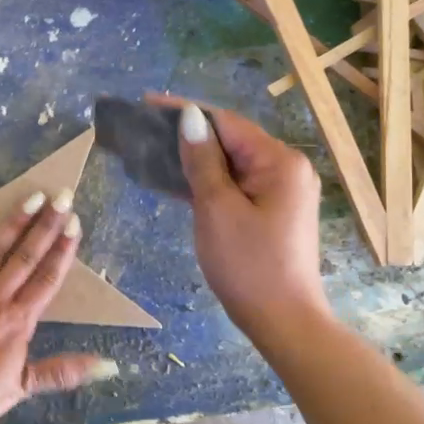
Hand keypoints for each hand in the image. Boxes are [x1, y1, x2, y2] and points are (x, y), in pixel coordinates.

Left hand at [0, 190, 119, 423]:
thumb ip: (64, 371)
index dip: (63, 250)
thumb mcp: (24, 386)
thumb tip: (110, 366)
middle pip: (25, 256)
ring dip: (13, 223)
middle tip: (61, 196)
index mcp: (19, 321)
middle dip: (46, 225)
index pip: (47, 278)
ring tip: (29, 197)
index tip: (75, 223)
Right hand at [147, 94, 329, 337]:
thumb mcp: (217, 209)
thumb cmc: (248, 264)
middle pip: (227, 139)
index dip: (184, 111)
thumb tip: (188, 118)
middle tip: (140, 128)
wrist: (281, 319)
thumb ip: (201, 161)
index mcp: (278, 162)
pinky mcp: (267, 211)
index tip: (145, 104)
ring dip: (190, 157)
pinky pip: (230, 184)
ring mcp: (277, 191)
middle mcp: (283, 169)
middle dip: (184, 132)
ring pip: (226, 162)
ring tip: (147, 150)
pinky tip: (170, 179)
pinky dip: (201, 180)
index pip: (225, 122)